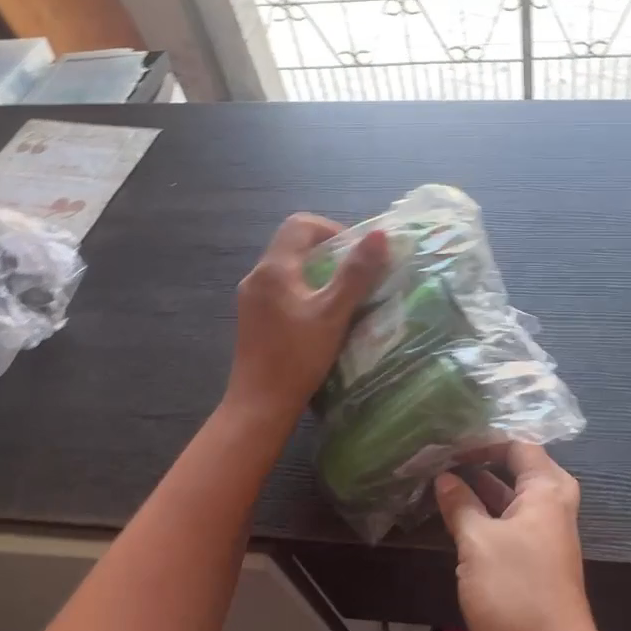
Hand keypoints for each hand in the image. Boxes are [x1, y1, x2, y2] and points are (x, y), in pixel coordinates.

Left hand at [226, 214, 387, 420]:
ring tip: (345, 297)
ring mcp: (252, 299)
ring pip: (289, 269)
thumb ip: (356, 273)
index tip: (357, 253)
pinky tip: (322, 318)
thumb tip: (379, 235)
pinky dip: (305, 292)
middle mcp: (257, 276)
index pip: (301, 224)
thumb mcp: (333, 313)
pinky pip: (282, 290)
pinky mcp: (254, 319)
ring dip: (319, 274)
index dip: (332, 229)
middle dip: (330, 252)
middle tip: (358, 275)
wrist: (260, 405)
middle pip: (294, 245)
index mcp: (273, 268)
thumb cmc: (298, 357)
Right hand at [435, 444, 601, 630]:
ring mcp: (541, 539)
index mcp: (547, 491)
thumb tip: (445, 478)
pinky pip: (505, 529)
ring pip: (508, 502)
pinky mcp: (530, 566)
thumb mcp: (478, 542)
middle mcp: (550, 509)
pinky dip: (482, 519)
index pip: (519, 445)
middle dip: (479, 461)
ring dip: (477, 492)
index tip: (447, 439)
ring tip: (436, 479)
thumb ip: (460, 505)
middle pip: (516, 471)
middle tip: (439, 455)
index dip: (484, 438)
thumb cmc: (516, 591)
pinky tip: (450, 519)